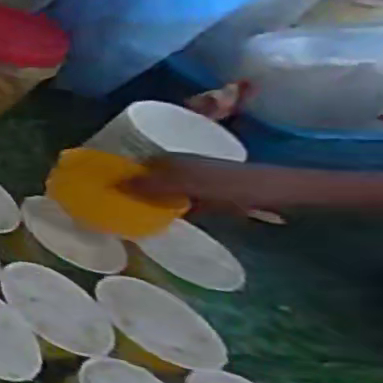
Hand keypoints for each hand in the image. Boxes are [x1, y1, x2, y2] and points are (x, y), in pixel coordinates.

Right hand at [120, 154, 293, 212]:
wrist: (284, 193)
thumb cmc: (232, 184)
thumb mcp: (187, 184)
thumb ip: (150, 186)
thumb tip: (111, 186)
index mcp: (167, 160)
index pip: (132, 167)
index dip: (115, 176)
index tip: (98, 189)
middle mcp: (177, 168)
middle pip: (146, 180)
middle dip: (130, 191)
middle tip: (111, 206)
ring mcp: (195, 183)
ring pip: (163, 193)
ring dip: (151, 203)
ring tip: (132, 216)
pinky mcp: (210, 199)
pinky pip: (181, 204)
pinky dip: (171, 212)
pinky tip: (165, 222)